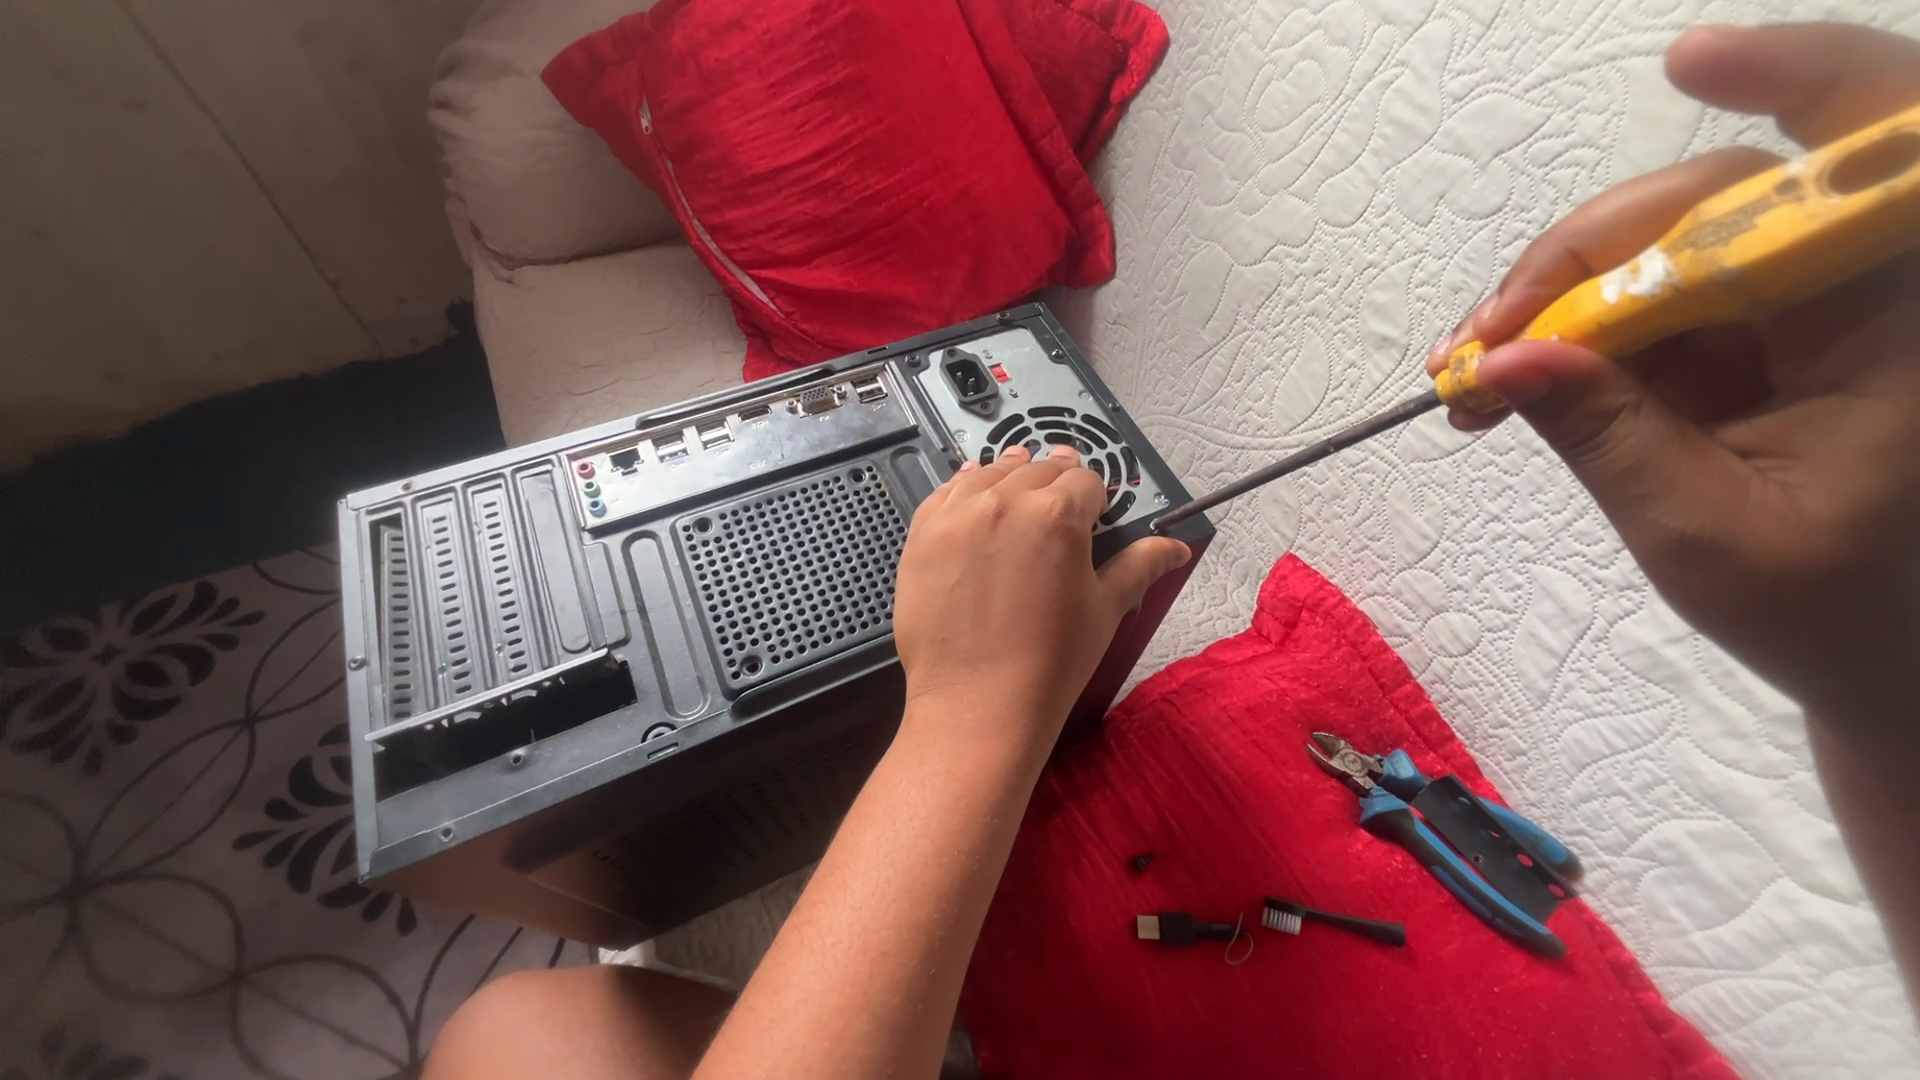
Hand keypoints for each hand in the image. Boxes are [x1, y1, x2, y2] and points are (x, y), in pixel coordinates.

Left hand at [892, 444, 1190, 742]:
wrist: (976, 702)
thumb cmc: (1050, 661)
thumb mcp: (1104, 610)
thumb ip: (1139, 567)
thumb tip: (1176, 547)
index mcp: (1057, 515)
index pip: (1085, 482)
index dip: (1095, 498)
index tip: (1093, 514)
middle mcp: (1004, 502)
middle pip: (1037, 469)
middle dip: (1054, 482)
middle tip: (1058, 501)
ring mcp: (956, 516)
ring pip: (989, 473)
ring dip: (1009, 475)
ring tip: (1017, 486)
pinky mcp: (921, 534)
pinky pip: (944, 493)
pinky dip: (963, 490)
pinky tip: (971, 497)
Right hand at [1426, 23, 1919, 739]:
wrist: (1886, 659)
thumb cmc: (1830, 611)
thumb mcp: (1701, 528)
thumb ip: (1606, 436)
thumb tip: (1502, 360)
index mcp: (1903, 318)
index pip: (1868, 157)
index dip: (1794, 78)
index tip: (1682, 63)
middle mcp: (1858, 290)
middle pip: (1700, 215)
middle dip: (1568, 268)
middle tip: (1468, 348)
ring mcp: (1793, 316)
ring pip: (1650, 262)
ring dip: (1543, 310)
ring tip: (1463, 378)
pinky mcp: (1745, 344)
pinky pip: (1640, 314)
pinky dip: (1560, 345)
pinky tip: (1498, 384)